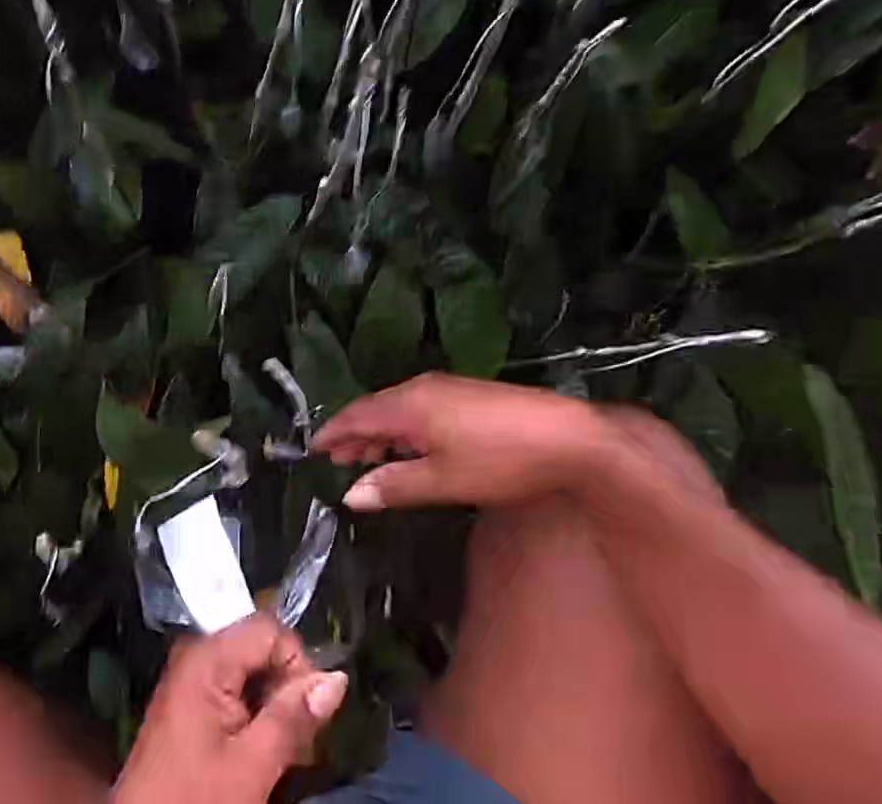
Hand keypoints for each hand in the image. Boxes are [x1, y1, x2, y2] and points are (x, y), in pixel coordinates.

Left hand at [113, 615, 347, 803]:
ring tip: (280, 750)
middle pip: (261, 647)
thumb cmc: (193, 801)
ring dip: (273, 705)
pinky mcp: (189, 703)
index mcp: (207, 657)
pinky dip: (255, 714)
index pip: (270, 629)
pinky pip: (235, 689)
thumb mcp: (251, 766)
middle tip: (297, 738)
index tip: (308, 713)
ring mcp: (191, 678)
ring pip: (252, 670)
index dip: (296, 664)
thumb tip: (338, 678)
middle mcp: (197, 655)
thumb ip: (294, 716)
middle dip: (286, 687)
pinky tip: (259, 749)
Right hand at [313, 373, 722, 517]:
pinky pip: (418, 407)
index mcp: (409, 404)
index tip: (312, 449)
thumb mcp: (442, 480)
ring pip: (397, 407)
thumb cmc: (499, 460)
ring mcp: (447, 388)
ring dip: (378, 431)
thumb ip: (393, 485)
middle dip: (353, 433)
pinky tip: (409, 448)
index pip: (356, 414)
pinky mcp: (466, 395)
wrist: (569, 437)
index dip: (332, 432)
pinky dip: (401, 427)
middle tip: (337, 460)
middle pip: (374, 408)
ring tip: (368, 458)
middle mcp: (422, 388)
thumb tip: (350, 494)